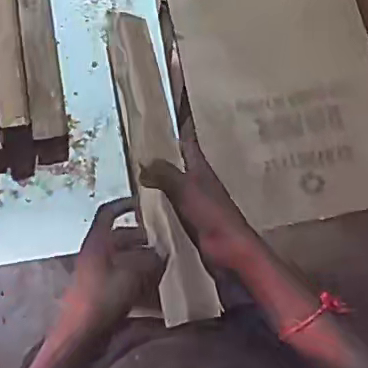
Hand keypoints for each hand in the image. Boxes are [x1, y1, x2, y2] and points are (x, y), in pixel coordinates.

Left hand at [56, 198, 162, 337]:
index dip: (124, 204)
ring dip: (142, 260)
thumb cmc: (101, 299)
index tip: (142, 203)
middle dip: (142, 238)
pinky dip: (136, 281)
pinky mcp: (99, 293)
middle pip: (119, 237)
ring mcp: (95, 274)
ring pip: (122, 259)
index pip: (108, 213)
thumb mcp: (132, 276)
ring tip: (163, 267)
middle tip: (162, 242)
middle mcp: (94, 254)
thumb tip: (163, 253)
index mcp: (97, 242)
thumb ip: (150, 262)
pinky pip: (121, 279)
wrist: (77, 337)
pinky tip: (154, 292)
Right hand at [139, 135, 260, 270]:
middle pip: (180, 162)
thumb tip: (144, 162)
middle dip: (164, 152)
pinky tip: (146, 203)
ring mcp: (198, 203)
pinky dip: (160, 200)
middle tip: (138, 142)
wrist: (231, 254)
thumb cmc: (212, 216)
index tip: (163, 112)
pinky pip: (173, 204)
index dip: (178, 127)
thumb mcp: (186, 189)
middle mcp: (200, 182)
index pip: (187, 142)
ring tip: (136, 170)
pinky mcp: (193, 223)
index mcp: (201, 169)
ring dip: (161, 176)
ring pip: (176, 182)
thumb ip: (165, 174)